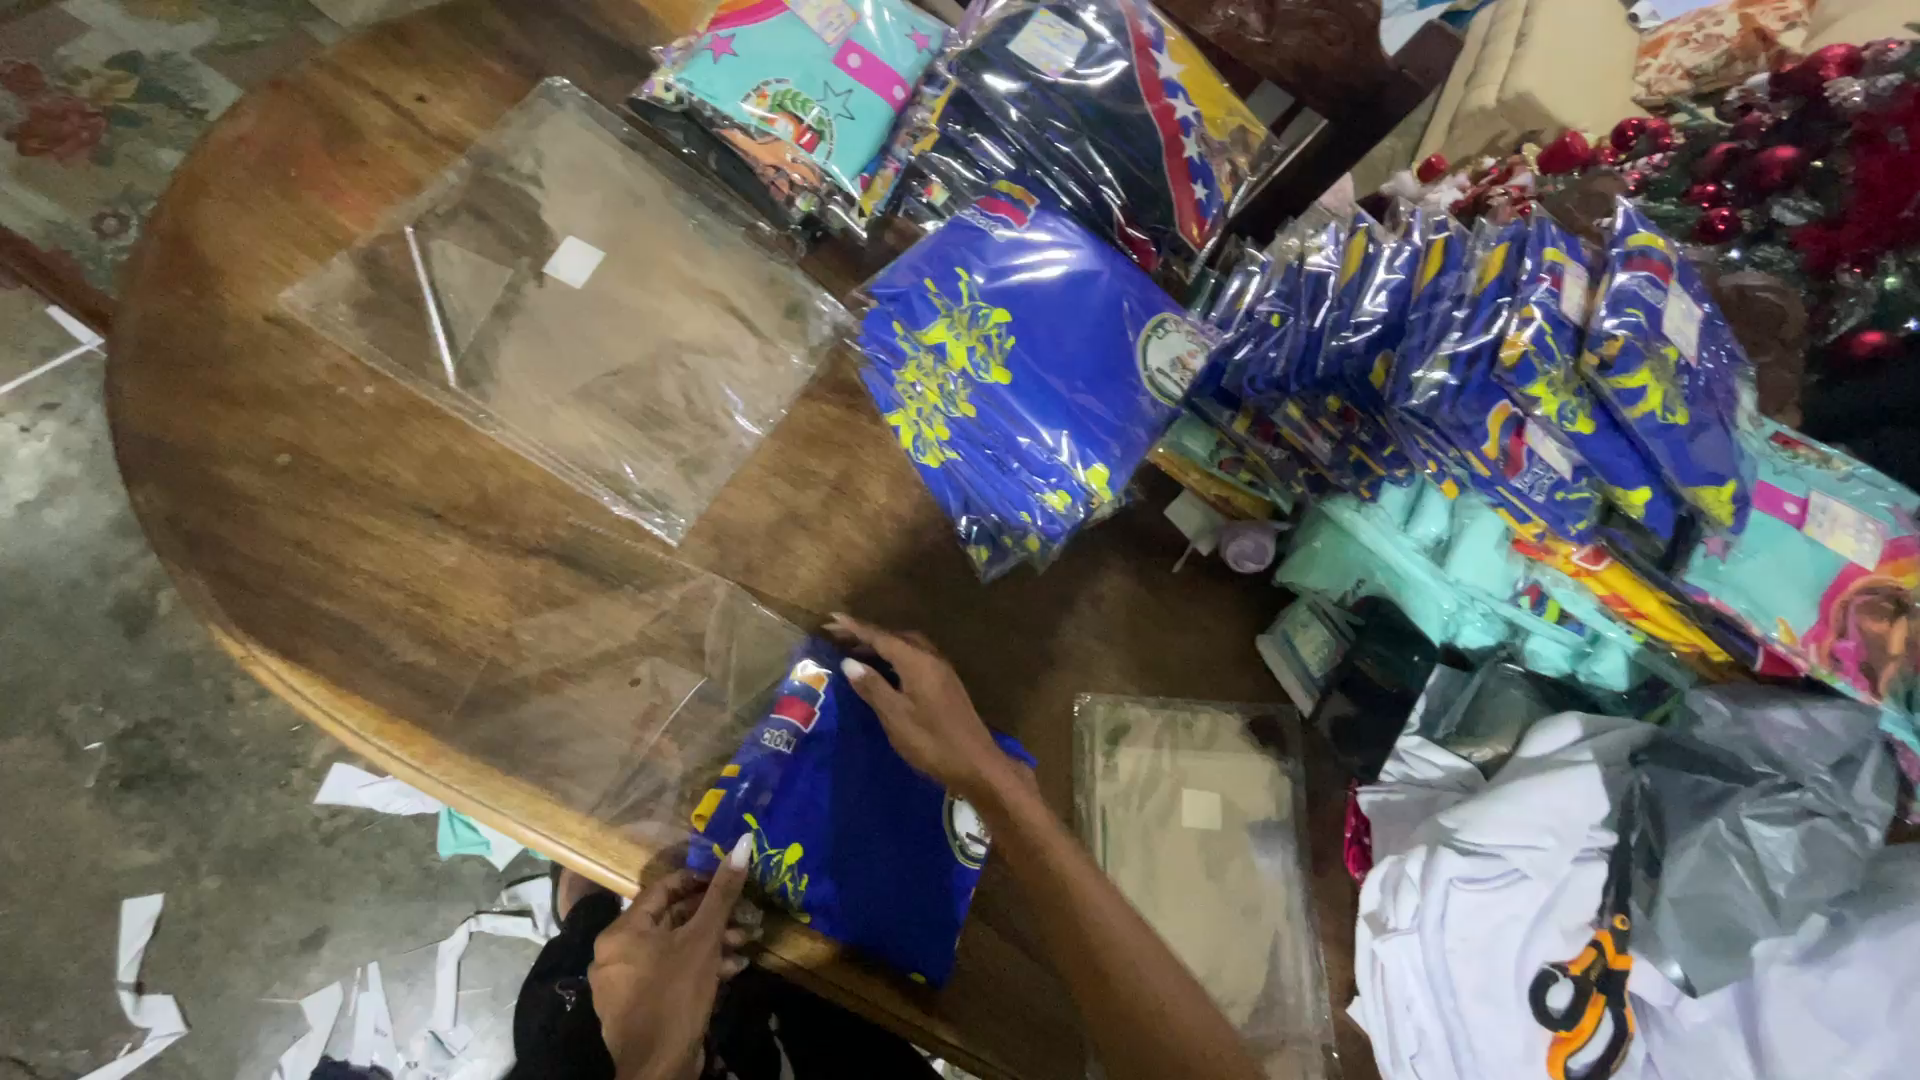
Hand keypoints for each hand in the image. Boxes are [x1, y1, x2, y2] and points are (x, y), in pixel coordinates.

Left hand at [589, 835, 751, 1079]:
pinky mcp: (638, 1006)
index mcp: (621, 932)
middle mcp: (614, 954)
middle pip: (671, 920)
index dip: (700, 880)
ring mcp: (624, 983)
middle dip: (712, 917)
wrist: (659, 1069)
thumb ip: (722, 891)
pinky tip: (731, 969)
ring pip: (674, 948)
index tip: (730, 880)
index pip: (663, 889)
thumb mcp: (704, 937)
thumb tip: (743, 842)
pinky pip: (669, 972)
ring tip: (745, 943)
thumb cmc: (676, 993)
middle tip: (744, 916)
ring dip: (712, 942)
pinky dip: (698, 966)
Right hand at [824, 613, 1012, 800]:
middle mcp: (931, 658)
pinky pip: (916, 658)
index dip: (855, 628)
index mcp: (917, 661)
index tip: (832, 618)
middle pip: (896, 637)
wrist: (975, 763)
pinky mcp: (946, 684)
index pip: (880, 637)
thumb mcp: (895, 715)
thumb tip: (849, 662)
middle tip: (840, 638)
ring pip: (908, 647)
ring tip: (857, 654)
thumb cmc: (931, 741)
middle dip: (868, 635)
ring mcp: (942, 670)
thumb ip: (872, 686)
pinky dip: (896, 658)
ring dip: (883, 646)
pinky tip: (885, 673)